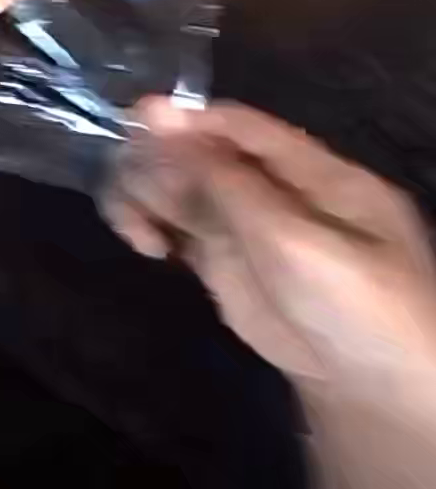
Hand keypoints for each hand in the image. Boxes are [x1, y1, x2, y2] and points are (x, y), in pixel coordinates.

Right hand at [106, 99, 435, 406]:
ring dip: (136, 197)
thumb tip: (149, 107)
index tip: (127, 123)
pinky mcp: (207, 244)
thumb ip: (216, 172)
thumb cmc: (355, 307)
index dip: (182, 118)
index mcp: (313, 174)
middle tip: (152, 200)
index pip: (234, 122)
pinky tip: (146, 246)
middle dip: (152, 168)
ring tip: (143, 232)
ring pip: (157, 178)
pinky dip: (136, 221)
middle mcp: (268, 185)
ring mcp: (235, 216)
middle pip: (183, 147)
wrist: (373, 392)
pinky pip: (152, 212)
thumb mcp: (287, 235)